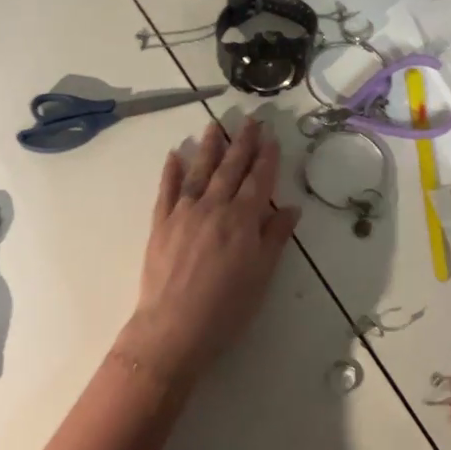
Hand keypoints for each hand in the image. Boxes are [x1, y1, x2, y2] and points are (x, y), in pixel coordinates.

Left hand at [119, 117, 299, 380]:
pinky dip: (171, 171)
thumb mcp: (261, 276)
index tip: (272, 136)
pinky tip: (175, 155)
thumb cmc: (226, 309)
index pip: (260, 181)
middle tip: (250, 120)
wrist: (174, 329)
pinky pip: (166, 190)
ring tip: (215, 125)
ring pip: (199, 171)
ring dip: (209, 147)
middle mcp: (214, 207)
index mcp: (243, 220)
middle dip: (242, 143)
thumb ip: (274, 238)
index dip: (267, 157)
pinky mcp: (160, 224)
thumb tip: (290, 208)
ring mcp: (184, 213)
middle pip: (231, 169)